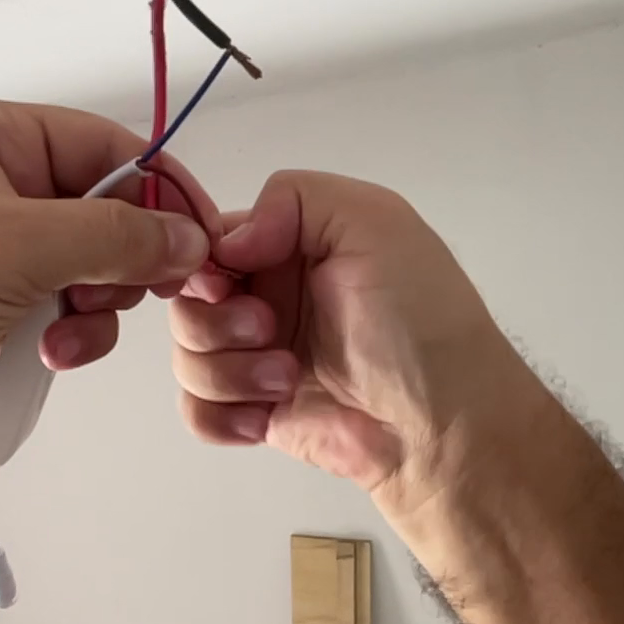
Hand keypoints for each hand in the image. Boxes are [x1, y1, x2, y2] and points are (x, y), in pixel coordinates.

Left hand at [0, 94, 216, 429]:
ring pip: (89, 267)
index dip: (160, 191)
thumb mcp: (16, 246)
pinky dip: (73, 332)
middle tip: (130, 296)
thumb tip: (190, 239)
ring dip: (98, 307)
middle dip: (123, 262)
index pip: (104, 146)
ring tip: (70, 338)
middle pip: (103, 211)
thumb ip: (115, 238)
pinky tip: (54, 354)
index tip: (203, 237)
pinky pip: (63, 307)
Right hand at [169, 170, 533, 517]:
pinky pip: (195, 413)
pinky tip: (264, 420)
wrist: (437, 424)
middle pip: (185, 305)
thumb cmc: (414, 319)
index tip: (224, 284)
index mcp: (286, 249)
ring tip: (287, 381)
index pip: (207, 244)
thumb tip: (225, 246)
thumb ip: (294, 199)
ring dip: (228, 373)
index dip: (199, 264)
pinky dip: (220, 418)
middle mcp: (263, 300)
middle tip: (269, 332)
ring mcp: (253, 361)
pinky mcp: (251, 413)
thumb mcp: (374, 223)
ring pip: (186, 359)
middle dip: (216, 324)